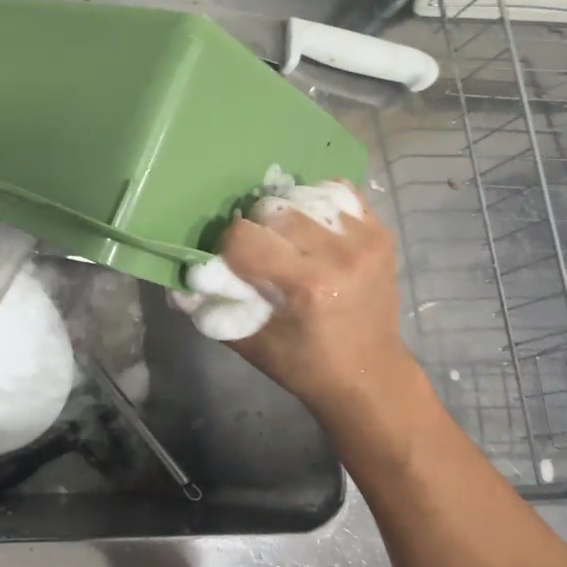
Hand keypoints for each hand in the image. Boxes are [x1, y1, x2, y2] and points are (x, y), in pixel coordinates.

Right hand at [219, 185, 422, 420]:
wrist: (367, 373)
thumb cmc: (302, 364)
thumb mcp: (247, 343)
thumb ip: (211, 309)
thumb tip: (184, 279)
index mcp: (305, 285)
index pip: (244, 238)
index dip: (228, 248)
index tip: (231, 265)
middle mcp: (339, 255)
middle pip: (274, 210)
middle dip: (256, 228)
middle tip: (259, 252)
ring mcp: (366, 240)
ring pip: (305, 196)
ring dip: (286, 214)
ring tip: (284, 239)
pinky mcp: (381, 233)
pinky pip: (339, 194)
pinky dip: (316, 204)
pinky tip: (311, 228)